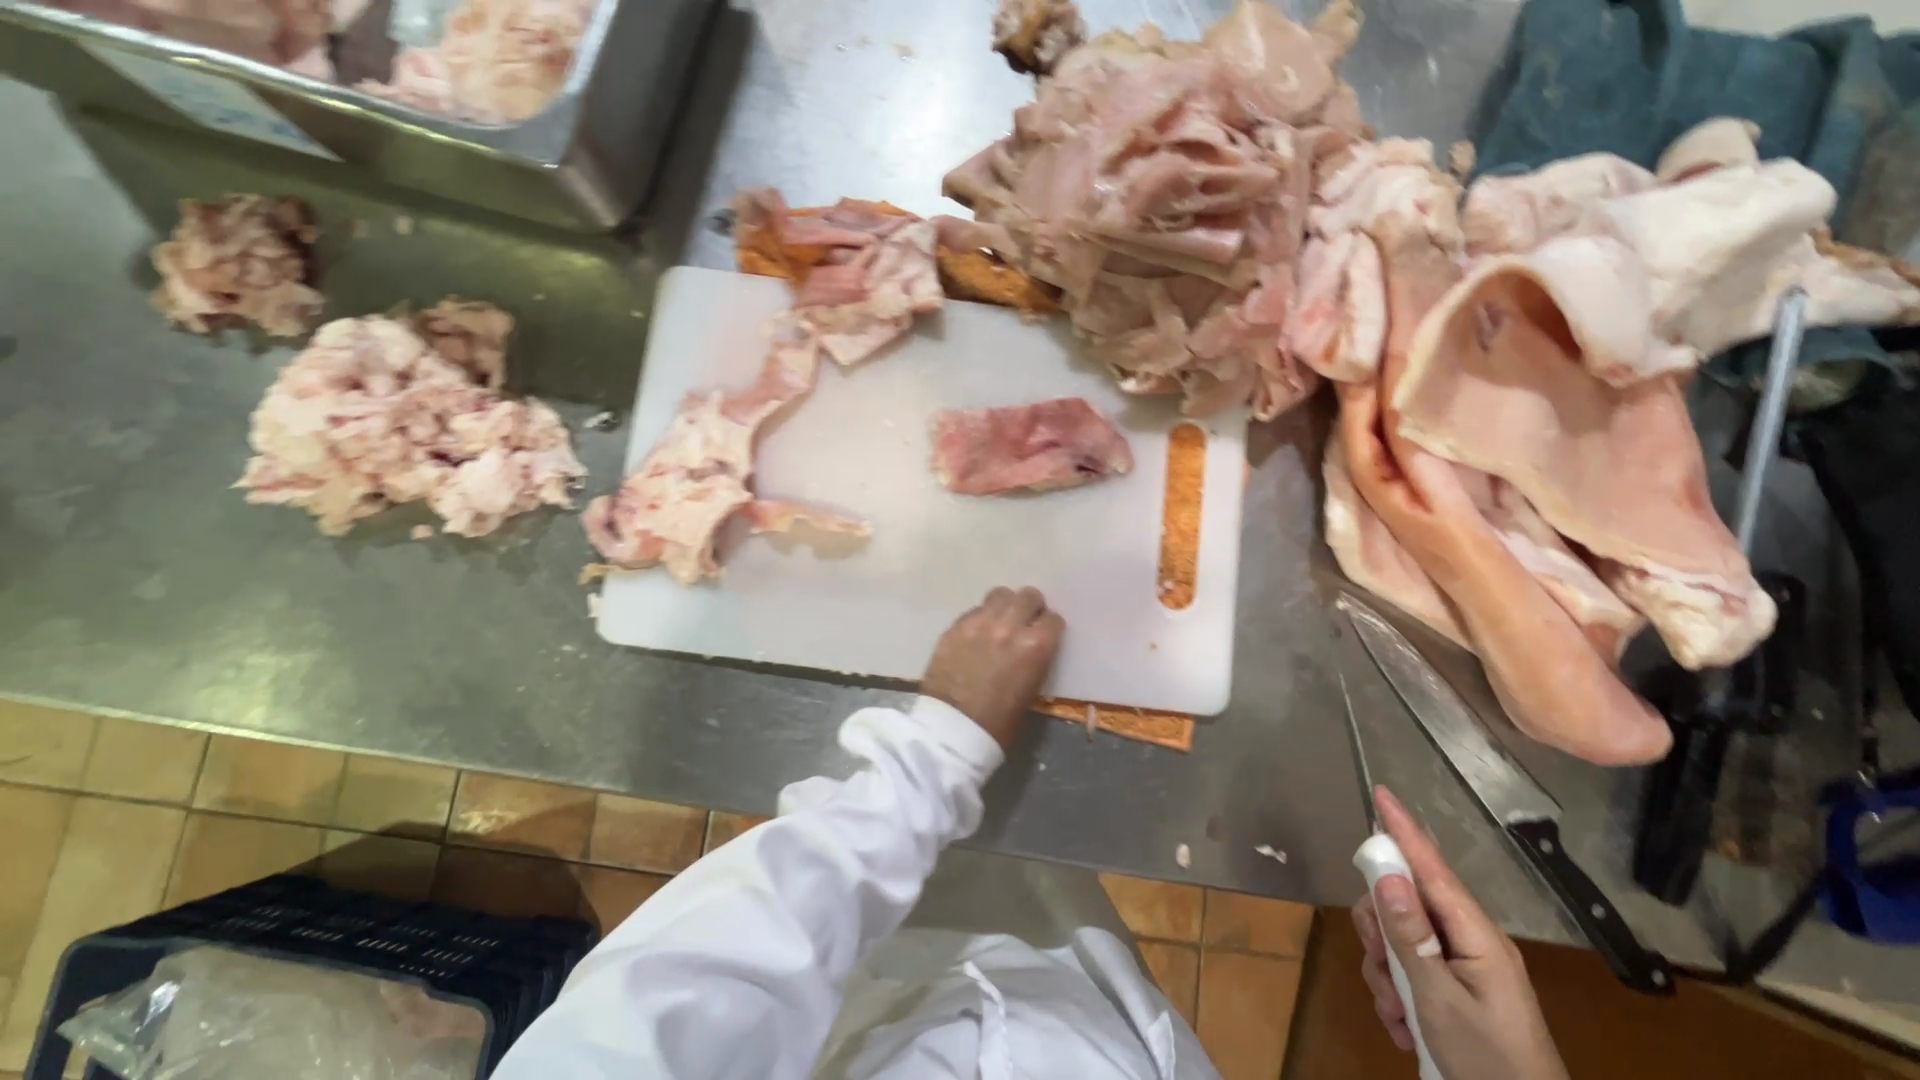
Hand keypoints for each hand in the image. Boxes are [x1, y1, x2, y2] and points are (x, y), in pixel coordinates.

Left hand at [921, 586, 1064, 748]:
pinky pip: (974, 610)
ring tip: (1000, 621)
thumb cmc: (998, 723)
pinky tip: (976, 634)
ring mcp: (979, 623)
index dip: (1049, 627)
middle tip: (1024, 621)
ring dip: (1005, 606)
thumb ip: (1034, 659)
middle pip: (1028, 597)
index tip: (1044, 635)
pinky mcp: (954, 627)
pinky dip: (980, 617)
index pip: (1053, 619)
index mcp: (1035, 646)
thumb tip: (1031, 646)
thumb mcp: (1031, 691)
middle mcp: (1009, 626)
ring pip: (1000, 594)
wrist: (952, 732)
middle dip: (1030, 608)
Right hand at [1353, 787, 1568, 1079]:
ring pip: (1399, 940)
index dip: (1404, 829)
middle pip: (1404, 904)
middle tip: (1380, 965)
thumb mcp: (1439, 999)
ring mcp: (1461, 965)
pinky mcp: (1453, 988)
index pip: (1432, 868)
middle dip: (1381, 932)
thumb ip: (1409, 935)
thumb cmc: (1487, 1058)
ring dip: (1386, 973)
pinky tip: (1404, 1026)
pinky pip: (1407, 969)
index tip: (1380, 792)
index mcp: (1476, 935)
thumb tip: (1387, 873)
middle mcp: (1468, 940)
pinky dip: (1397, 995)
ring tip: (1398, 1014)